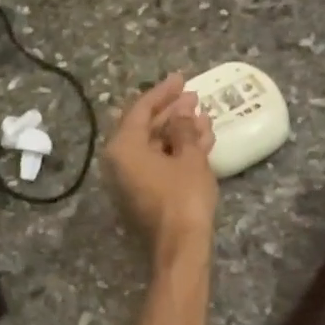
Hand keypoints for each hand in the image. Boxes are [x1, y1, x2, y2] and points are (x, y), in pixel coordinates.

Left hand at [106, 74, 217, 259]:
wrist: (181, 246)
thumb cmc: (183, 197)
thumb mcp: (188, 157)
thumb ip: (184, 129)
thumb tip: (183, 115)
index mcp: (123, 147)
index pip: (140, 109)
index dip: (163, 92)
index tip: (182, 78)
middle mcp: (119, 161)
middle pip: (145, 127)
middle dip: (173, 112)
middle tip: (196, 98)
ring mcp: (130, 179)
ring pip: (155, 146)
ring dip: (179, 131)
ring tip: (204, 118)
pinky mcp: (143, 194)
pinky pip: (159, 163)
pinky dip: (177, 151)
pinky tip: (201, 142)